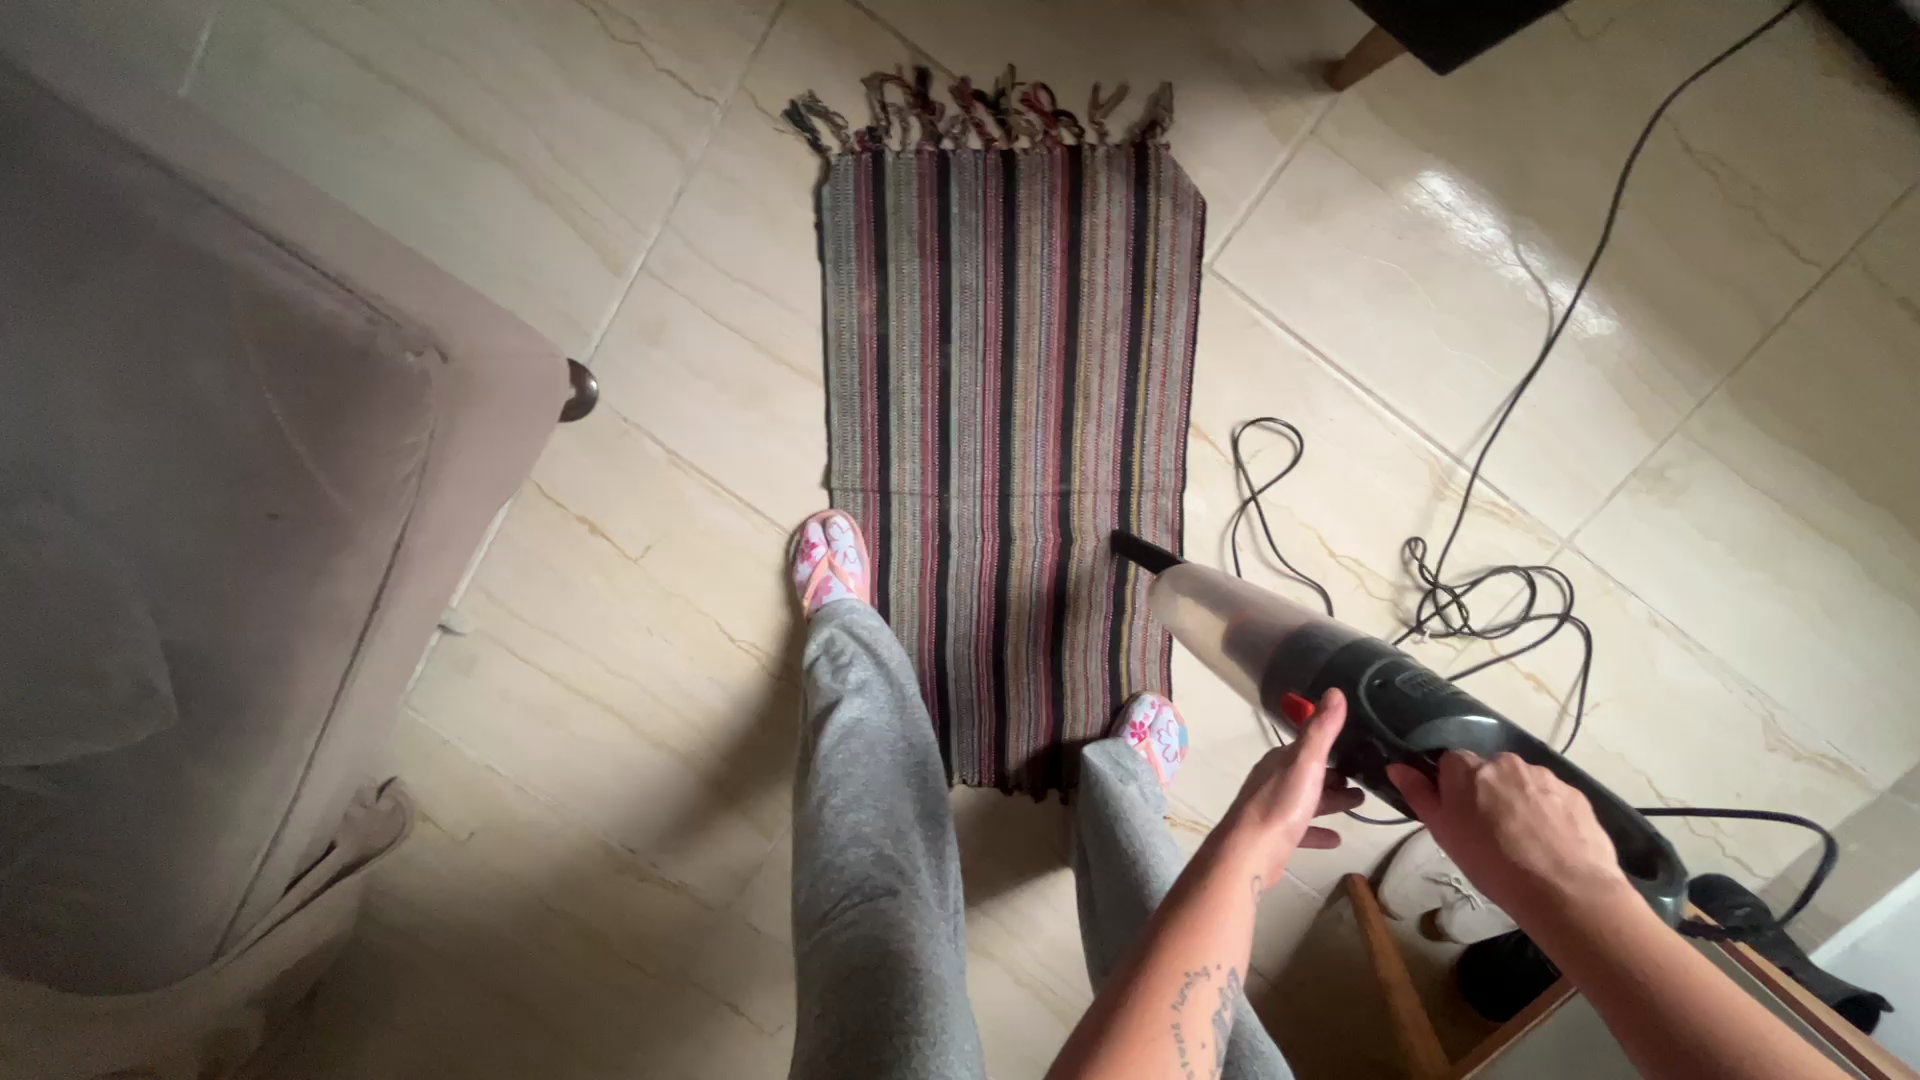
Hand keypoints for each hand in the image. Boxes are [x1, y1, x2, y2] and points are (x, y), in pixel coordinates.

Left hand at [1218, 688, 1363, 889]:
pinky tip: (1336, 839)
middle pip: (1309, 775)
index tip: (1358, 751)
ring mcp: (1274, 809)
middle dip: (1335, 777)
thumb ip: (1320, 730)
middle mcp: (1274, 780)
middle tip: (1365, 782)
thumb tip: (1334, 691)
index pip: (1308, 749)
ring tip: (1359, 805)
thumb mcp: (1305, 762)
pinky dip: (1318, 831)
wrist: (1251, 851)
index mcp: (1280, 761)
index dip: (1331, 749)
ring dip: (1330, 801)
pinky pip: (1302, 830)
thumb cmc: (1281, 804)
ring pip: (1307, 801)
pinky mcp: (1276, 836)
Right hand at [1388, 751, 1629, 921]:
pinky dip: (1549, 812)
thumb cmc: (1491, 862)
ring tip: (1525, 839)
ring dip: (1519, 800)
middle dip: (1488, 790)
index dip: (1452, 786)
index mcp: (1467, 767)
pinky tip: (1551, 842)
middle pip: (1489, 770)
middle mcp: (1505, 762)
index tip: (1459, 812)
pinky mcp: (1577, 796)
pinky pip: (1553, 797)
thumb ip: (1418, 793)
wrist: (1566, 892)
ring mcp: (1545, 777)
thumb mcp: (1442, 831)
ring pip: (1523, 782)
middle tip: (1491, 828)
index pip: (1450, 762)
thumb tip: (1397, 767)